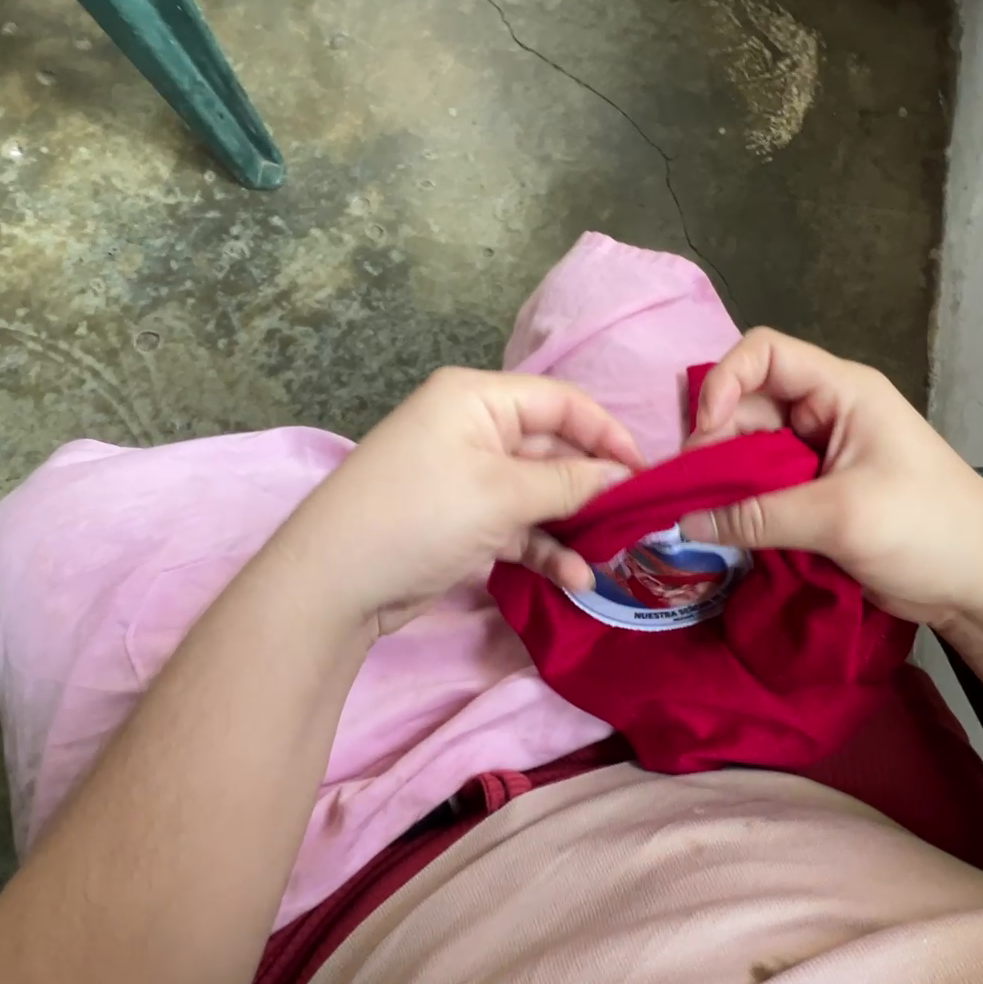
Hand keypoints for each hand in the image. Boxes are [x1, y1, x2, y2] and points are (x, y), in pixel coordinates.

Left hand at [273, 368, 645, 636]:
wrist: (334, 584)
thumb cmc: (421, 514)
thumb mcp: (502, 493)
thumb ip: (570, 482)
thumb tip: (626, 476)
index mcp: (479, 399)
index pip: (562, 402)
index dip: (608, 434)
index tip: (648, 473)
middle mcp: (475, 429)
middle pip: (554, 448)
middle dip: (593, 485)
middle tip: (638, 519)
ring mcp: (469, 478)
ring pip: (540, 493)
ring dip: (574, 524)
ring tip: (613, 555)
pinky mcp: (465, 521)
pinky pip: (519, 526)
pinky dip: (546, 548)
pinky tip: (576, 578)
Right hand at [679, 328, 982, 627]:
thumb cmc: (929, 530)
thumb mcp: (841, 517)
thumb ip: (758, 517)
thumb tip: (683, 522)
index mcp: (842, 391)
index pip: (765, 354)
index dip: (724, 382)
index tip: (704, 436)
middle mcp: (825, 413)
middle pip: (747, 406)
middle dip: (714, 444)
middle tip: (687, 492)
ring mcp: (818, 456)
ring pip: (750, 451)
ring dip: (722, 479)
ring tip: (696, 515)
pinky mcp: (814, 495)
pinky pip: (762, 488)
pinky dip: (739, 505)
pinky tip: (718, 529)